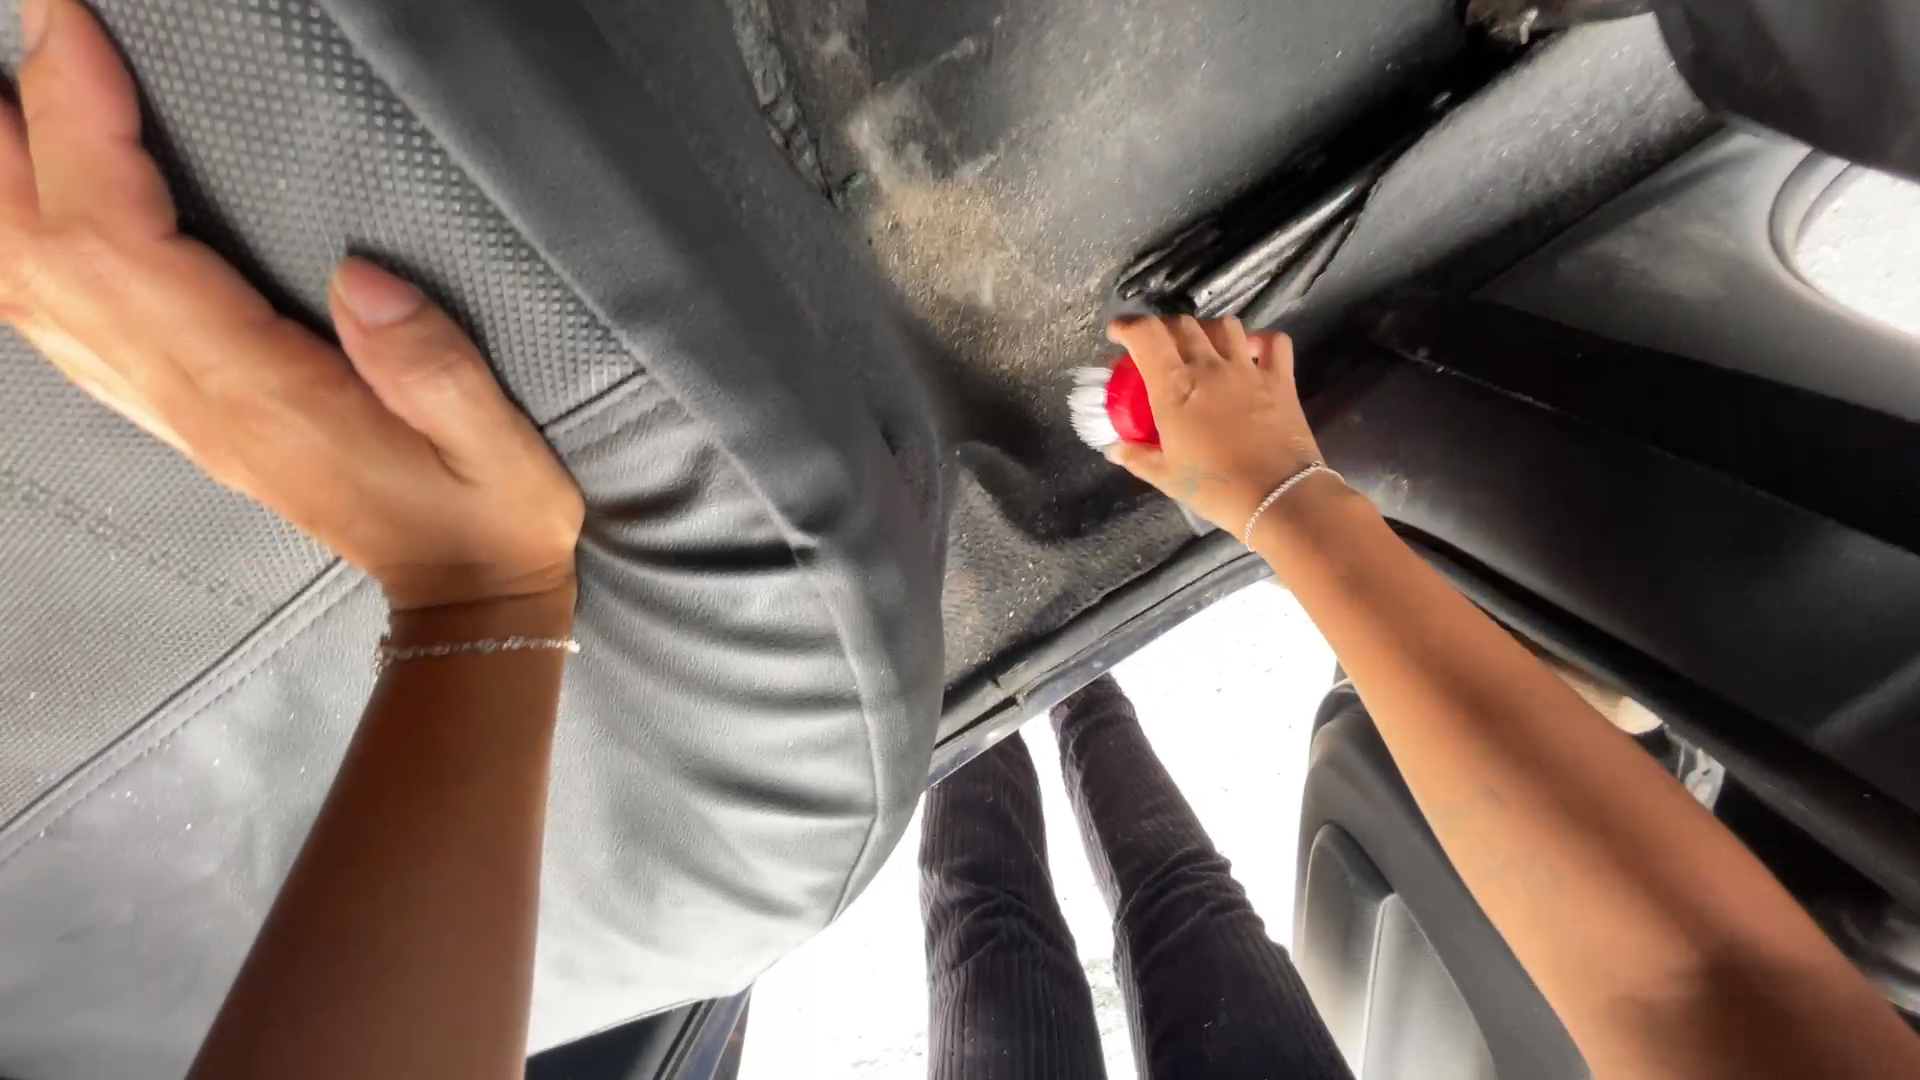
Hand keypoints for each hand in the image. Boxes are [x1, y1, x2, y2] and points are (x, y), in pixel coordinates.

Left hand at [0, 0, 582, 610]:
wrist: (470, 589)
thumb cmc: (492, 517)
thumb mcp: (496, 444)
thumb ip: (433, 364)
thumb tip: (359, 272)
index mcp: (266, 394)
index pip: (123, 244)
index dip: (82, 131)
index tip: (77, 35)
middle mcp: (199, 402)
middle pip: (43, 254)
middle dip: (11, 133)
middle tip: (27, 38)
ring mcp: (187, 417)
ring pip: (31, 292)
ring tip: (1, 106)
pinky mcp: (200, 424)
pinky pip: (66, 335)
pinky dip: (23, 261)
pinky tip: (28, 224)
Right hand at [1104, 315, 1325, 532]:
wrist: (1277, 497)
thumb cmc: (1215, 488)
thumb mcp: (1165, 477)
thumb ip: (1136, 456)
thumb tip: (1114, 447)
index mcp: (1174, 387)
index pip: (1146, 335)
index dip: (1127, 326)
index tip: (1118, 334)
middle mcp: (1209, 367)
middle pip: (1182, 325)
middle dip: (1163, 329)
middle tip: (1157, 347)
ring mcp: (1248, 369)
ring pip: (1225, 325)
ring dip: (1207, 330)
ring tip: (1202, 347)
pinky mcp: (1281, 378)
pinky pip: (1272, 341)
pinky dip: (1259, 340)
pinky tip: (1250, 352)